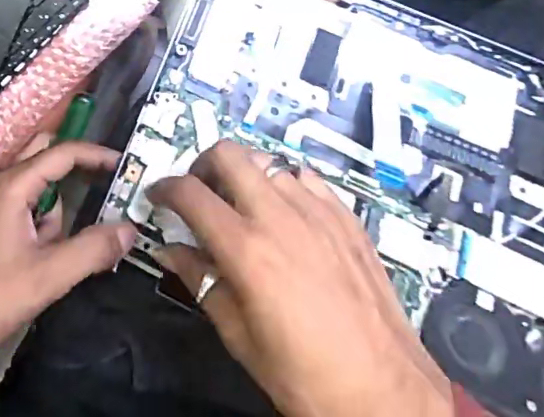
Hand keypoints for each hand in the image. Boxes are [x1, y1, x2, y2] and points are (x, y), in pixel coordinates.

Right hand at [149, 141, 453, 416]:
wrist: (385, 389)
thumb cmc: (304, 376)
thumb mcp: (241, 339)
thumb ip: (202, 282)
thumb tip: (172, 251)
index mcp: (247, 249)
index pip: (192, 194)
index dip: (166, 189)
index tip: (158, 195)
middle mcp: (280, 214)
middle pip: (229, 154)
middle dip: (203, 165)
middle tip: (198, 192)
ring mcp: (317, 208)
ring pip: (267, 161)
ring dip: (245, 174)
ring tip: (242, 205)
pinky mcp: (345, 213)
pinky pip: (305, 177)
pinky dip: (284, 183)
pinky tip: (286, 211)